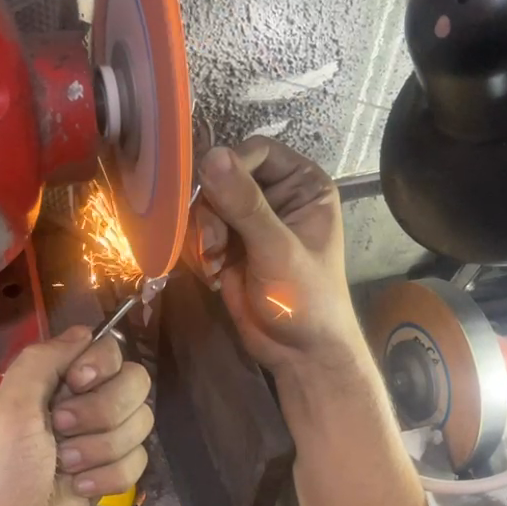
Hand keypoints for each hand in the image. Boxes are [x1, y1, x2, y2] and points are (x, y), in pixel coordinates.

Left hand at [0, 326, 152, 505]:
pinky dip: (109, 478)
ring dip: (103, 449)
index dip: (101, 366)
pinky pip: (137, 462)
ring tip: (66, 468)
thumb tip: (85, 330)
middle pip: (134, 384)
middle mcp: (76, 405)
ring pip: (140, 425)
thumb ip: (43, 360)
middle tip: (61, 433)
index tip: (78, 384)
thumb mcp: (8, 407)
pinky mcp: (105, 477)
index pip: (106, 349)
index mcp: (49, 382)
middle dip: (102, 413)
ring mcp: (93, 442)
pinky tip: (79, 491)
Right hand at [195, 138, 363, 380]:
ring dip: (204, 234)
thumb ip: (244, 204)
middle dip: (212, 210)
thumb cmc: (305, 299)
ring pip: (207, 206)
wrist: (299, 353)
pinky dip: (201, 252)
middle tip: (214, 245)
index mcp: (303, 185)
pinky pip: (202, 233)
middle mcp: (277, 197)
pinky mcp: (230, 248)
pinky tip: (214, 275)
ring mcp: (251, 223)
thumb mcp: (276, 249)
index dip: (230, 169)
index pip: (256, 152)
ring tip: (215, 264)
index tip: (210, 197)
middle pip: (225, 178)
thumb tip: (211, 156)